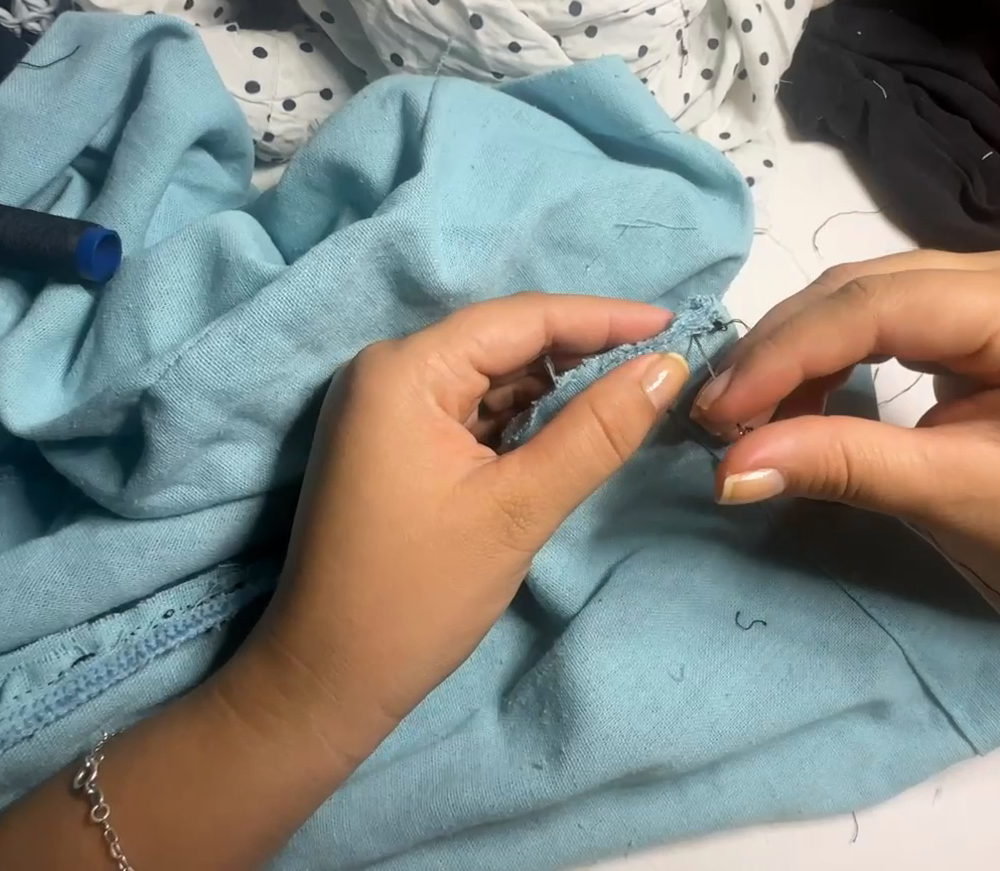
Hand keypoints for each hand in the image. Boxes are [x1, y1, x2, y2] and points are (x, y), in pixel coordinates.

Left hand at [225, 294, 689, 756]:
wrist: (328, 682)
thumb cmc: (417, 596)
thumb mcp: (519, 509)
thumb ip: (598, 431)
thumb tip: (666, 368)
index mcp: (406, 370)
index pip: (521, 319)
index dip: (603, 318)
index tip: (672, 324)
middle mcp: (391, 371)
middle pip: (507, 343)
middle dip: (586, 353)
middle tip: (662, 363)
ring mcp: (391, 406)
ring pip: (496, 377)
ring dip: (561, 387)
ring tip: (634, 391)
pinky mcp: (399, 439)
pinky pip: (477, 409)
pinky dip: (528, 417)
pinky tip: (577, 425)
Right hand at [692, 248, 999, 604]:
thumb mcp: (954, 497)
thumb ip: (842, 467)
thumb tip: (728, 469)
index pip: (881, 307)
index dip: (788, 354)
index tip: (717, 411)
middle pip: (862, 289)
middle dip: (779, 351)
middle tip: (716, 415)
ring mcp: (993, 277)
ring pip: (856, 292)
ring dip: (792, 349)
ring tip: (745, 410)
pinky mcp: (969, 299)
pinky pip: (872, 309)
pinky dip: (822, 352)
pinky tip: (796, 394)